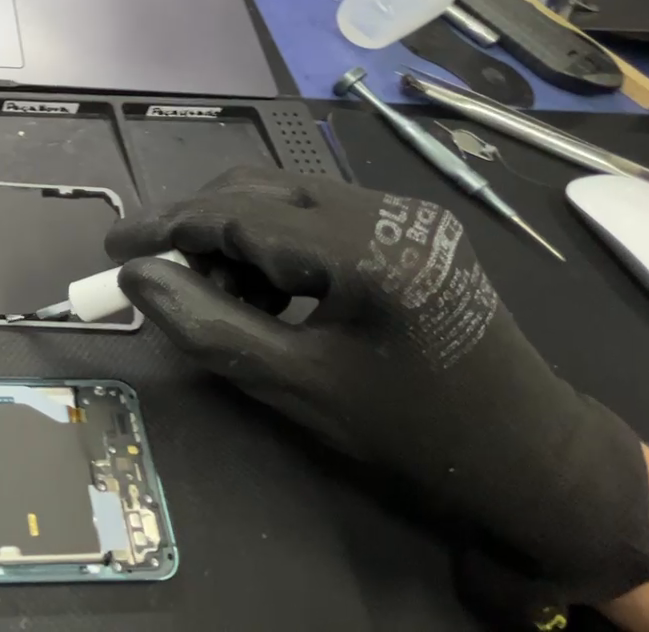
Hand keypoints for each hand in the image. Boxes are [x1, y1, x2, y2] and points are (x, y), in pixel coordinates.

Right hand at [108, 166, 648, 605]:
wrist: (536, 462)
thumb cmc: (413, 435)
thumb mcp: (295, 387)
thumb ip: (206, 324)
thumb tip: (137, 276)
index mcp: (365, 252)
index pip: (236, 214)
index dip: (165, 226)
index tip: (112, 246)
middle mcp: (384, 211)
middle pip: (254, 186)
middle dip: (195, 226)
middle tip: (161, 274)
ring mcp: (401, 212)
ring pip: (280, 193)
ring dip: (233, 234)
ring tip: (223, 296)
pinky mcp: (406, 226)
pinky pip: (312, 212)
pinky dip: (272, 243)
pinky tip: (271, 292)